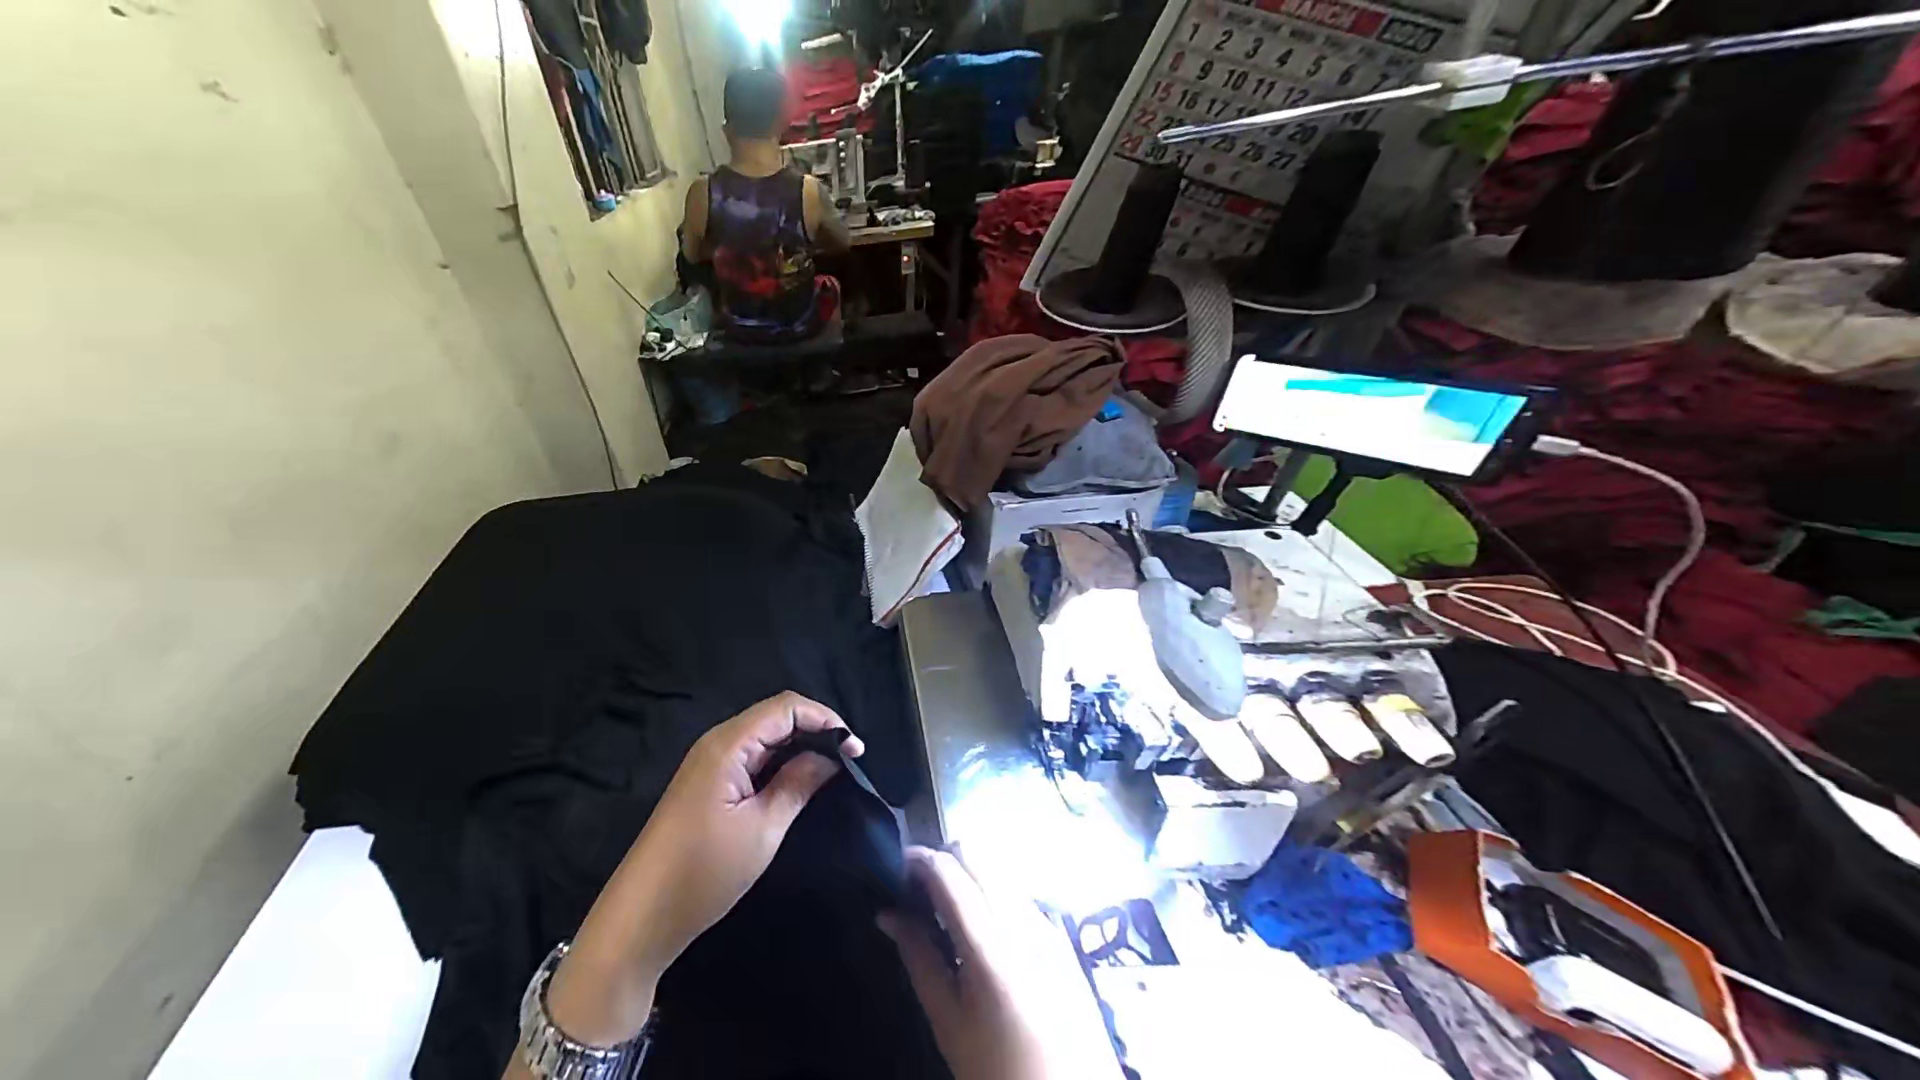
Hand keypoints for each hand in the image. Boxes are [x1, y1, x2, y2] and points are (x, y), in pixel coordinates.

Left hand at [544, 692, 860, 1046]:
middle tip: (850, 760)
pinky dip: (781, 762)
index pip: (786, 707)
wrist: (639, 919)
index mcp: (728, 745)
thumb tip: (831, 756)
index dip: (825, 719)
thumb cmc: (703, 873)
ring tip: (833, 770)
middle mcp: (717, 743)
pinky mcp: (707, 783)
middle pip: (775, 716)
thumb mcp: (763, 829)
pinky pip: (752, 756)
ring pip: (765, 736)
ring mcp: (709, 763)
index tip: (856, 749)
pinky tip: (799, 781)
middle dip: (816, 730)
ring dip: (800, 746)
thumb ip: (799, 783)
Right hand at [880, 848, 1121, 1079]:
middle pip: (978, 855)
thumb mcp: (948, 1021)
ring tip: (945, 908)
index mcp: (992, 946)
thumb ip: (918, 957)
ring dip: (968, 872)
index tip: (895, 866)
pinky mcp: (1060, 932)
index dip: (919, 858)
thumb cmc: (996, 1068)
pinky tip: (980, 925)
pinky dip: (991, 890)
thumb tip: (887, 913)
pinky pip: (1017, 890)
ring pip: (999, 867)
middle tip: (917, 889)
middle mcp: (1023, 920)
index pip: (951, 871)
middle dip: (943, 861)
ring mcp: (1047, 922)